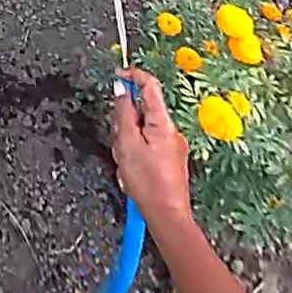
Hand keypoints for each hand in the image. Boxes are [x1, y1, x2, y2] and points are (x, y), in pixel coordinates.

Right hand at [111, 67, 192, 230]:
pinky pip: (150, 143)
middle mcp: (171, 130)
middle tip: (120, 140)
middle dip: (127, 120)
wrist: (167, 217)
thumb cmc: (147, 183)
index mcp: (162, 122)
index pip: (149, 84)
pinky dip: (138, 150)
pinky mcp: (171, 158)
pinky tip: (134, 170)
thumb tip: (121, 88)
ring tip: (127, 161)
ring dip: (130, 139)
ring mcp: (173, 145)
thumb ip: (123, 112)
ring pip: (144, 128)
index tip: (118, 74)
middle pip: (144, 109)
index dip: (133, 75)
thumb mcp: (127, 142)